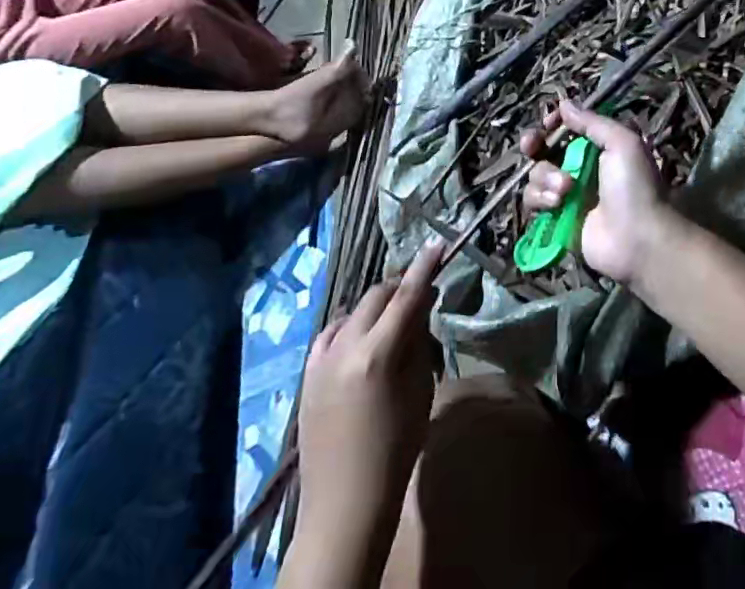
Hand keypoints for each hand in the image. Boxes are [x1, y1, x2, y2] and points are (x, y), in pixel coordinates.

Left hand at [296, 240, 443, 537]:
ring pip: (353, 311)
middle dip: (400, 288)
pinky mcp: (307, 371)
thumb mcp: (420, 391)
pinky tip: (362, 338)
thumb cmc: (396, 448)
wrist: (346, 497)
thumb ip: (418, 342)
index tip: (436, 245)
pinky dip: (352, 326)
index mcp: (377, 354)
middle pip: (377, 296)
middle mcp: (344, 346)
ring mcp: (320, 357)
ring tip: (394, 321)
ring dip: (376, 307)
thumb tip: (420, 307)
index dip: (424, 269)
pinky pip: (332, 332)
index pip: (406, 297)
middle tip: (422, 294)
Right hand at [519, 100, 687, 285]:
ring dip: (546, 177)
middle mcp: (579, 168)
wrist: (638, 240)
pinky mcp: (555, 218)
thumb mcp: (622, 143)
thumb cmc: (635, 187)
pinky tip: (557, 204)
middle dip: (534, 143)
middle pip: (542, 148)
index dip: (553, 123)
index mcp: (598, 148)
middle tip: (532, 146)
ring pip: (536, 174)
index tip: (549, 124)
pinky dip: (541, 199)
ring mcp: (565, 194)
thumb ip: (592, 122)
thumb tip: (564, 104)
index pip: (566, 128)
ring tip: (566, 189)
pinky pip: (533, 200)